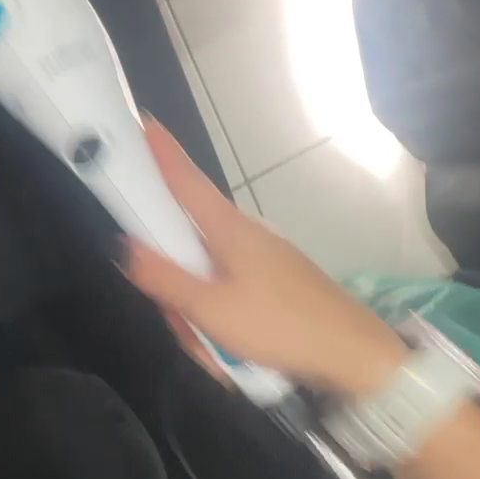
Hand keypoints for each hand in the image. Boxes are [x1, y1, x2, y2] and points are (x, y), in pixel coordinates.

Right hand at [123, 121, 410, 395]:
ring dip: (199, 315)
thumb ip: (165, 279)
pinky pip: (227, 292)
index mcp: (228, 229)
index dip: (160, 152)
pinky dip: (221, 320)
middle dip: (175, 286)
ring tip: (218, 347)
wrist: (355, 356)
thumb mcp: (211, 309)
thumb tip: (124, 246)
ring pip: (205, 276)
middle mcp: (244, 234)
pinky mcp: (274, 281)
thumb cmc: (280, 325)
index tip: (141, 121)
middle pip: (186, 244)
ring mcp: (262, 258)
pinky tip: (235, 348)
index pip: (185, 179)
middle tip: (185, 322)